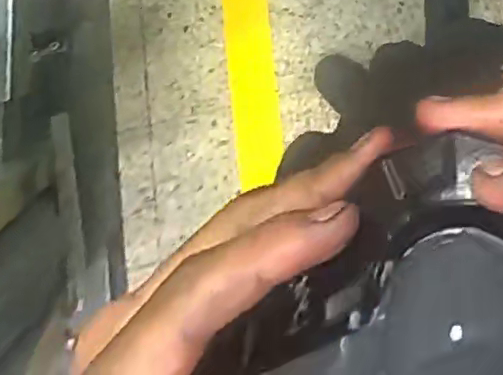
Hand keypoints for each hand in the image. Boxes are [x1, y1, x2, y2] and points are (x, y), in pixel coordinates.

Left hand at [71, 128, 392, 374]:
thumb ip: (272, 374)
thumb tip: (342, 342)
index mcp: (129, 361)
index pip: (206, 282)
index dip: (278, 244)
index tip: (347, 217)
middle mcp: (134, 316)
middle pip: (228, 226)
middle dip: (308, 184)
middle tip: (373, 149)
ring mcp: (148, 306)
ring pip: (232, 226)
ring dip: (300, 195)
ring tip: (356, 168)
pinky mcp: (164, 310)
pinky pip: (230, 248)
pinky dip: (279, 222)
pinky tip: (315, 215)